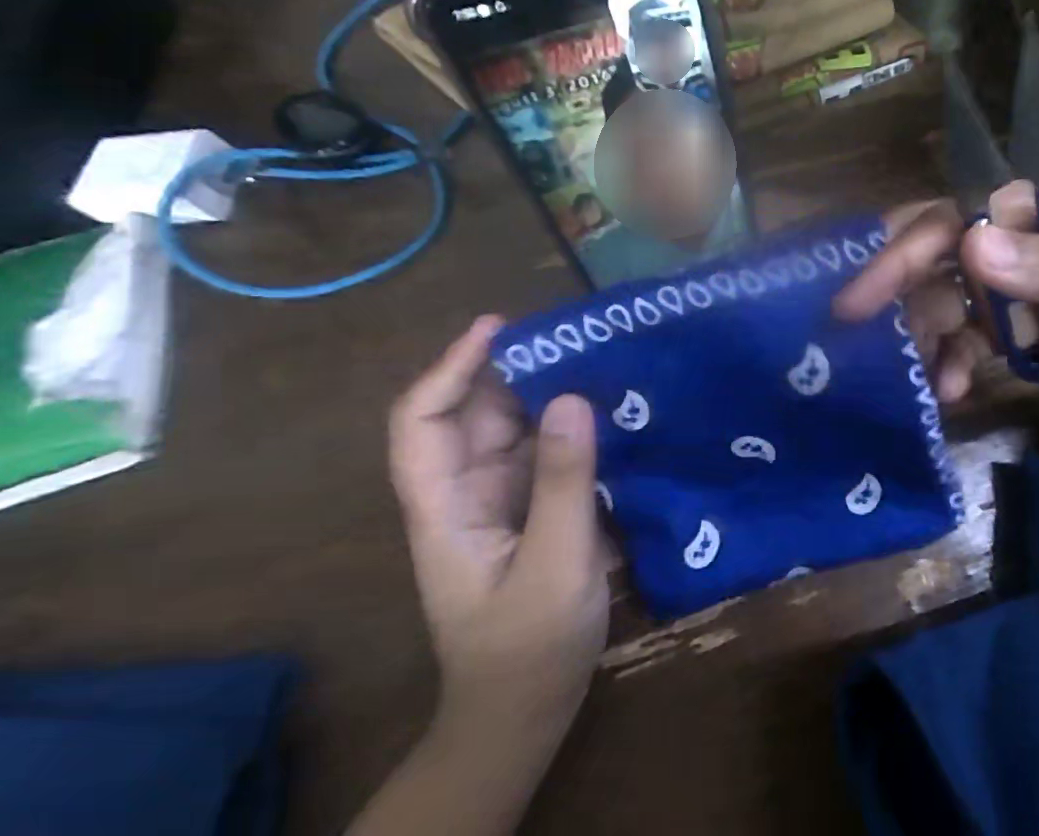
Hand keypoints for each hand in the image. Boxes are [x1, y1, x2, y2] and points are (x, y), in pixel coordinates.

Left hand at [387, 316, 609, 730]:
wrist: (527, 711)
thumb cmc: (528, 648)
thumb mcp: (554, 566)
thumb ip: (563, 484)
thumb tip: (573, 398)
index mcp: (446, 508)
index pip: (422, 423)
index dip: (450, 369)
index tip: (500, 328)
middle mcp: (469, 494)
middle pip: (476, 417)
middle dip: (518, 373)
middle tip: (580, 339)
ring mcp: (505, 504)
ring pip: (519, 433)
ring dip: (554, 398)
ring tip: (606, 364)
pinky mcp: (539, 514)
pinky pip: (552, 458)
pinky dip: (578, 431)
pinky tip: (616, 414)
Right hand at [834, 171, 1038, 390]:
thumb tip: (970, 246)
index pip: (955, 219)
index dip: (902, 255)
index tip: (860, 300)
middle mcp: (1021, 238)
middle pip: (939, 260)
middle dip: (902, 298)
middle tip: (865, 343)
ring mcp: (1025, 284)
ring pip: (953, 304)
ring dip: (931, 340)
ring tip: (929, 383)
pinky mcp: (1033, 325)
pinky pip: (981, 339)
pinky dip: (960, 361)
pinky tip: (953, 390)